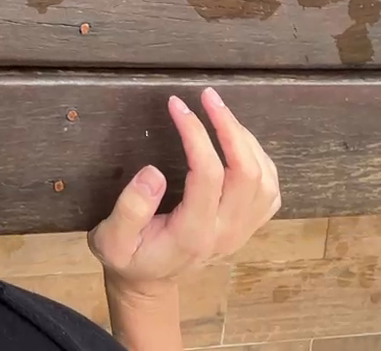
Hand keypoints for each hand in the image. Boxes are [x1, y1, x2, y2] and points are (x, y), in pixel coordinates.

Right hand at [90, 88, 280, 301]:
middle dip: (229, 126)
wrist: (148, 284)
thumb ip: (129, 209)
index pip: (208, 174)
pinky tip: (239, 139)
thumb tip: (153, 173)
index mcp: (192, 232)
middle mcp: (225, 232)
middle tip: (207, 96)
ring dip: (246, 138)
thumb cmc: (127, 257)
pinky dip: (261, 158)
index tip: (176, 104)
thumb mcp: (111, 240)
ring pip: (264, 179)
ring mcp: (240, 231)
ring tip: (220, 111)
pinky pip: (269, 190)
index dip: (195, 133)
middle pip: (246, 173)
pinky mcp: (245, 227)